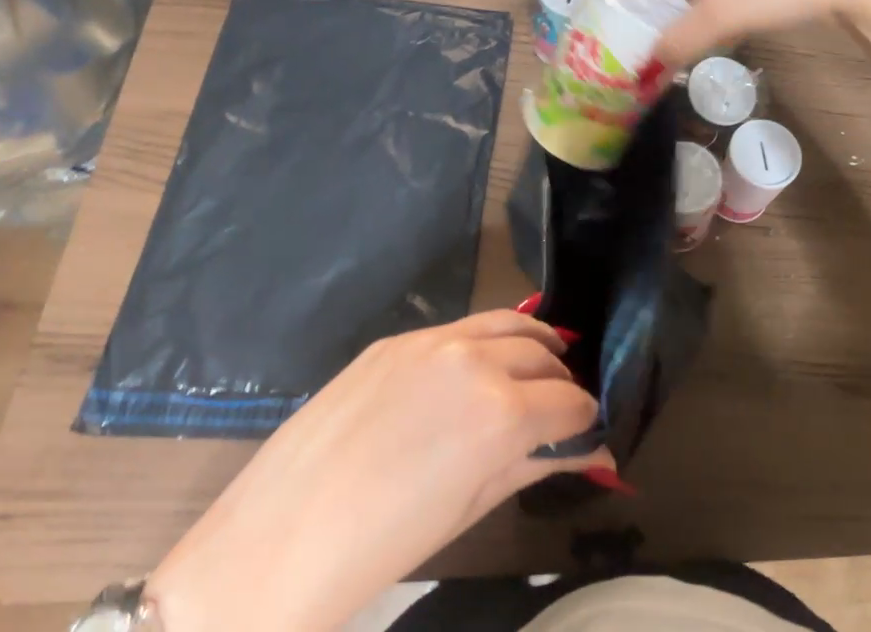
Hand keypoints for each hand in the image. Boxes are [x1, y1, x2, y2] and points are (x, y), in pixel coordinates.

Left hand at [147, 311, 609, 631]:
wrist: (277, 539)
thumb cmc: (384, 544)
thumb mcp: (471, 506)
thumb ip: (534, 464)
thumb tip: (592, 455)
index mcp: (502, 413)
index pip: (571, 403)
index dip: (584, 422)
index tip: (585, 435)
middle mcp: (474, 362)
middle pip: (545, 358)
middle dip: (563, 385)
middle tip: (561, 412)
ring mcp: (430, 342)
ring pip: (508, 325)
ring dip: (534, 348)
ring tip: (540, 369)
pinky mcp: (395, 340)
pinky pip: (461, 328)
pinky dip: (487, 341)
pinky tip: (480, 369)